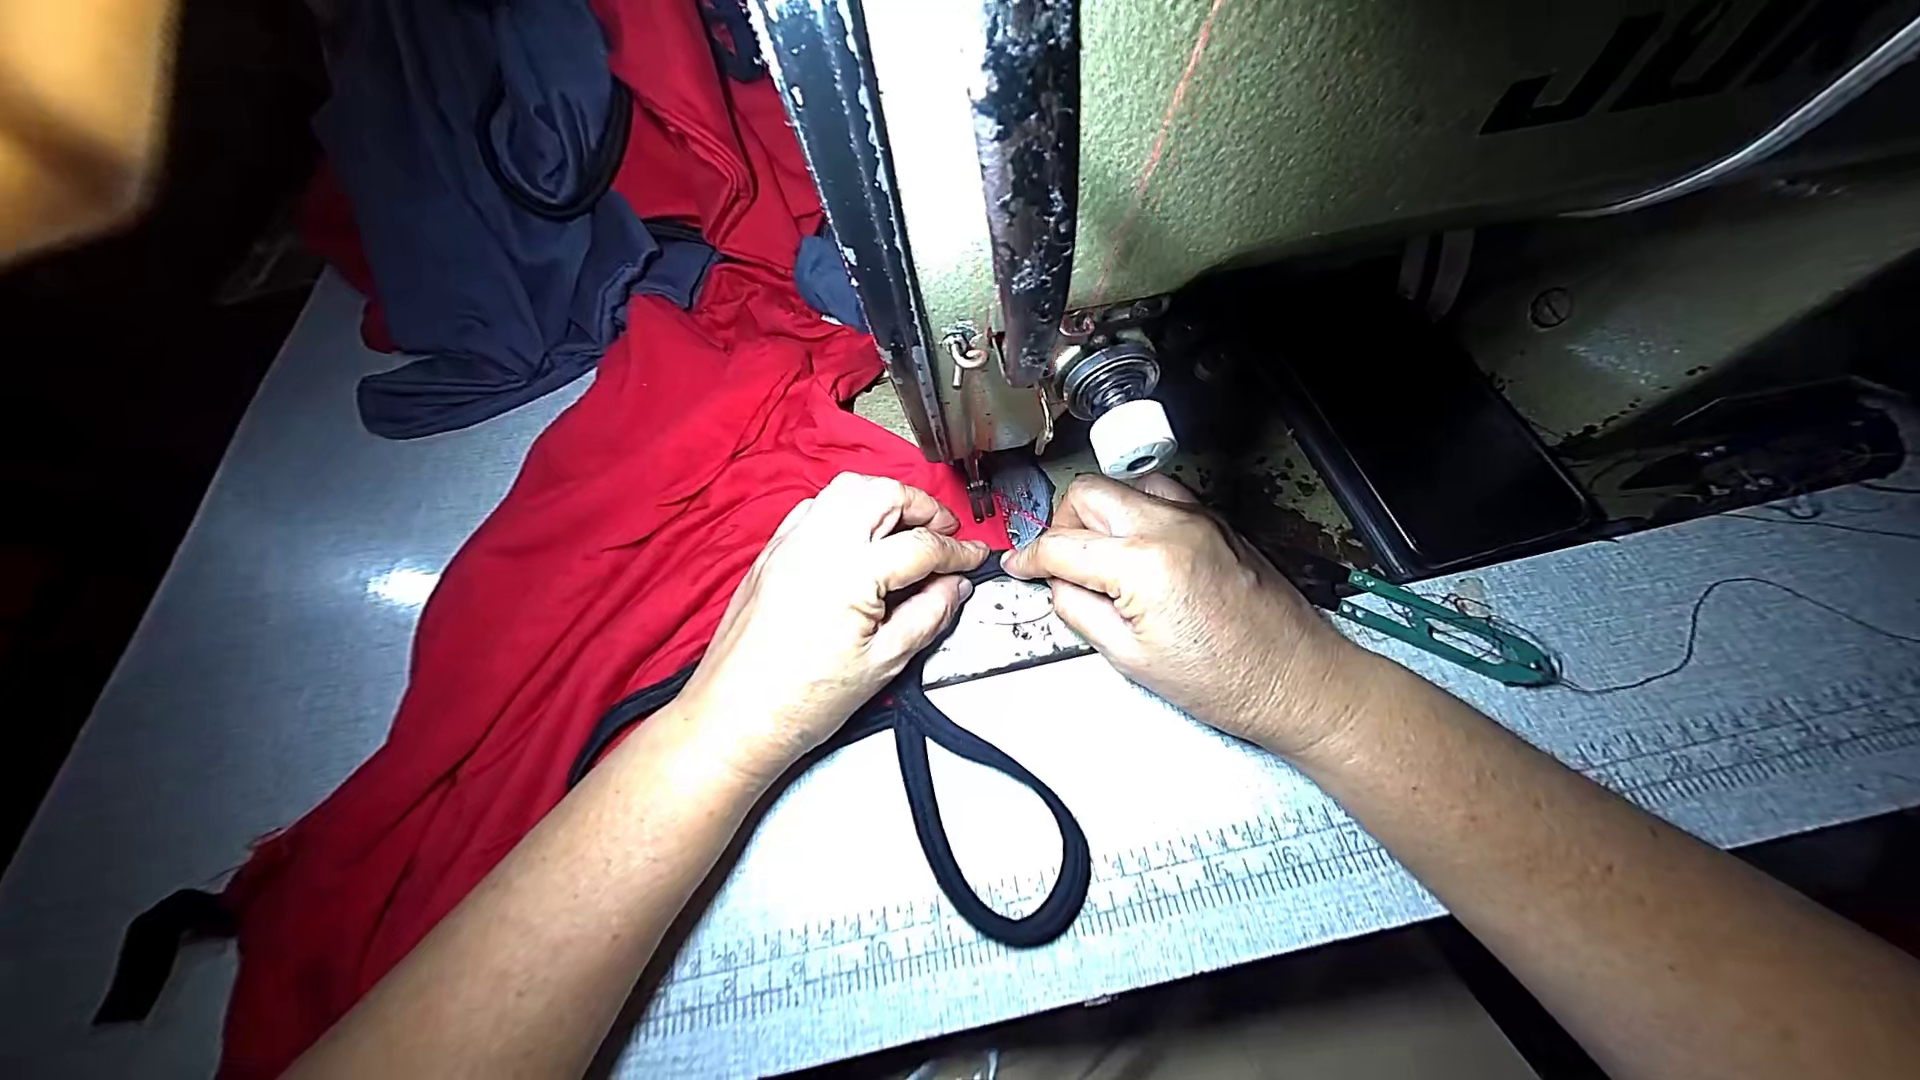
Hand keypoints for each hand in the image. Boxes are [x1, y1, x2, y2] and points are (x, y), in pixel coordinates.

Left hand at [674, 473, 989, 784]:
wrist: (736, 717)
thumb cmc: (799, 700)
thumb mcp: (885, 662)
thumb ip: (930, 614)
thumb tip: (954, 587)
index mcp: (851, 573)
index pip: (922, 545)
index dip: (958, 550)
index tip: (973, 557)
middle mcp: (818, 544)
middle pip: (885, 494)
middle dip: (924, 507)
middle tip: (944, 534)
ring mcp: (791, 543)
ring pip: (848, 489)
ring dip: (885, 499)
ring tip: (906, 528)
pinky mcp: (772, 551)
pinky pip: (816, 506)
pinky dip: (847, 508)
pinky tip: (860, 535)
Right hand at [1002, 474, 1370, 758]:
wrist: (1296, 680)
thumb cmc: (1228, 679)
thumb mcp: (1130, 658)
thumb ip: (1079, 610)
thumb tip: (1056, 584)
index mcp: (1144, 565)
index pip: (1061, 546)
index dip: (1028, 558)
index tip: (1019, 565)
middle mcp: (1171, 527)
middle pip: (1084, 495)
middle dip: (1060, 525)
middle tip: (1059, 562)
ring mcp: (1197, 517)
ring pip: (1120, 486)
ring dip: (1096, 513)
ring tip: (1097, 553)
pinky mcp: (1214, 520)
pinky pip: (1157, 494)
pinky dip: (1133, 511)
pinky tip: (1134, 544)